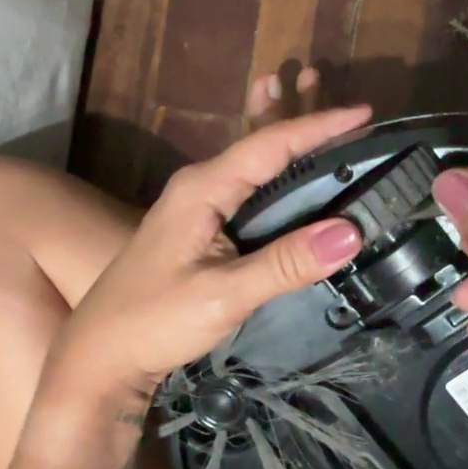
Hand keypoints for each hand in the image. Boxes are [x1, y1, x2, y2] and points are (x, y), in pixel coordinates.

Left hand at [53, 105, 371, 400]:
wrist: (101, 355)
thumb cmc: (153, 321)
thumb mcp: (223, 295)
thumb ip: (285, 263)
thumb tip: (351, 232)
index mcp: (202, 189)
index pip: (269, 145)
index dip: (319, 127)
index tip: (366, 113)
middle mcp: (200, 186)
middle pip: (263, 145)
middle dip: (308, 123)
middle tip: (359, 113)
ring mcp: (199, 209)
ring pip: (257, 168)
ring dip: (295, 148)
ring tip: (336, 128)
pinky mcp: (203, 232)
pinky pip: (251, 194)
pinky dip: (282, 182)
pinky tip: (301, 184)